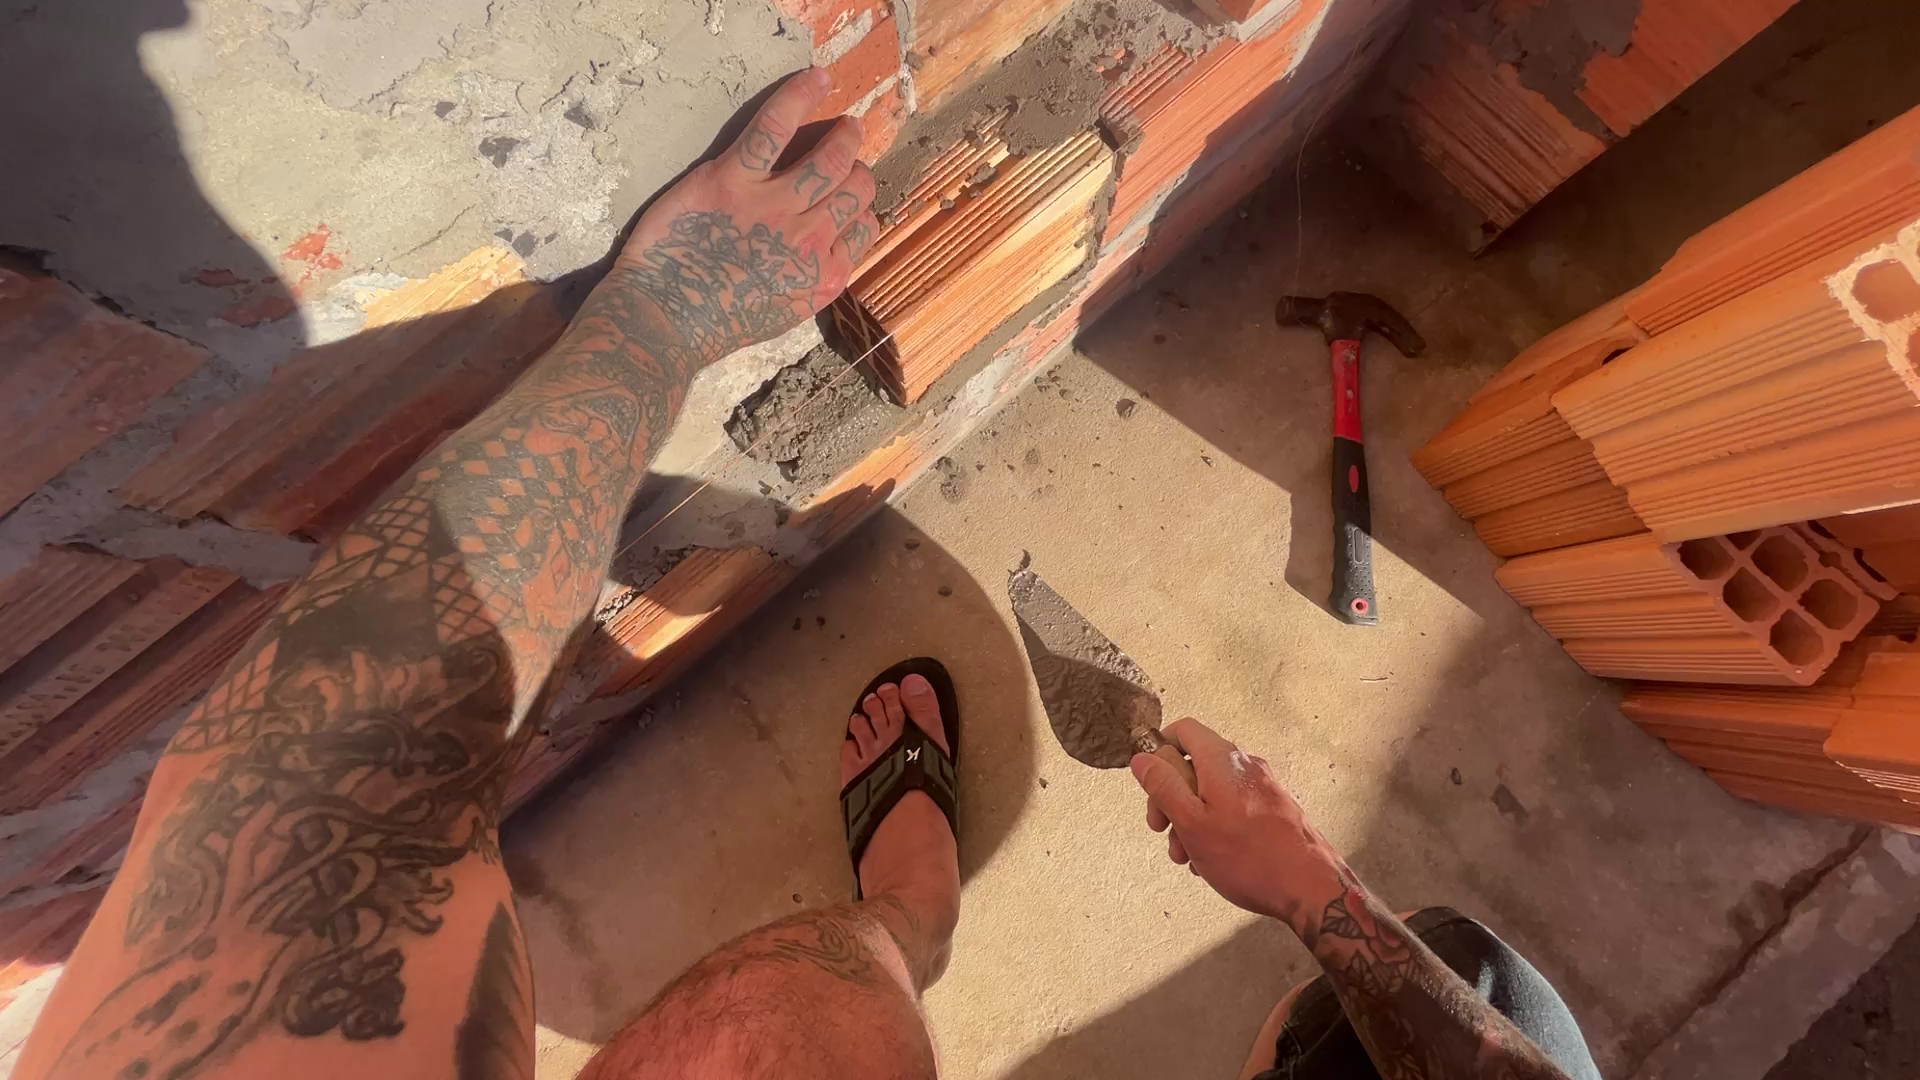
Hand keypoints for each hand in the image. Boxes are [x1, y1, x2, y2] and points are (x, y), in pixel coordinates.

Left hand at [595, 67, 881, 369]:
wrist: (670, 320)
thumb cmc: (723, 323)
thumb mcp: (786, 313)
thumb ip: (814, 279)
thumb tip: (829, 249)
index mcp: (826, 277)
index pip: (865, 227)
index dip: (860, 209)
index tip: (848, 200)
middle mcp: (812, 240)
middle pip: (856, 189)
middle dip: (858, 169)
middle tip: (849, 151)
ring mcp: (775, 206)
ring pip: (832, 159)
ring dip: (844, 137)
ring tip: (844, 124)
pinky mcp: (733, 178)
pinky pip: (775, 127)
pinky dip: (799, 96)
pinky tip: (817, 79)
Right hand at [1130, 718, 1345, 922]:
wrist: (1314, 891)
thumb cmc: (1249, 857)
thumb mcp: (1191, 822)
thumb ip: (1163, 786)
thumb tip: (1142, 758)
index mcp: (1222, 759)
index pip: (1183, 729)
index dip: (1160, 748)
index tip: (1149, 781)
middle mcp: (1245, 764)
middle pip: (1195, 763)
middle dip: (1171, 795)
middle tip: (1162, 830)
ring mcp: (1264, 787)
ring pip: (1213, 789)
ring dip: (1191, 817)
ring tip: (1188, 856)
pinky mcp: (1276, 809)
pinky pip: (1234, 806)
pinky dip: (1216, 824)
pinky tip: (1213, 860)